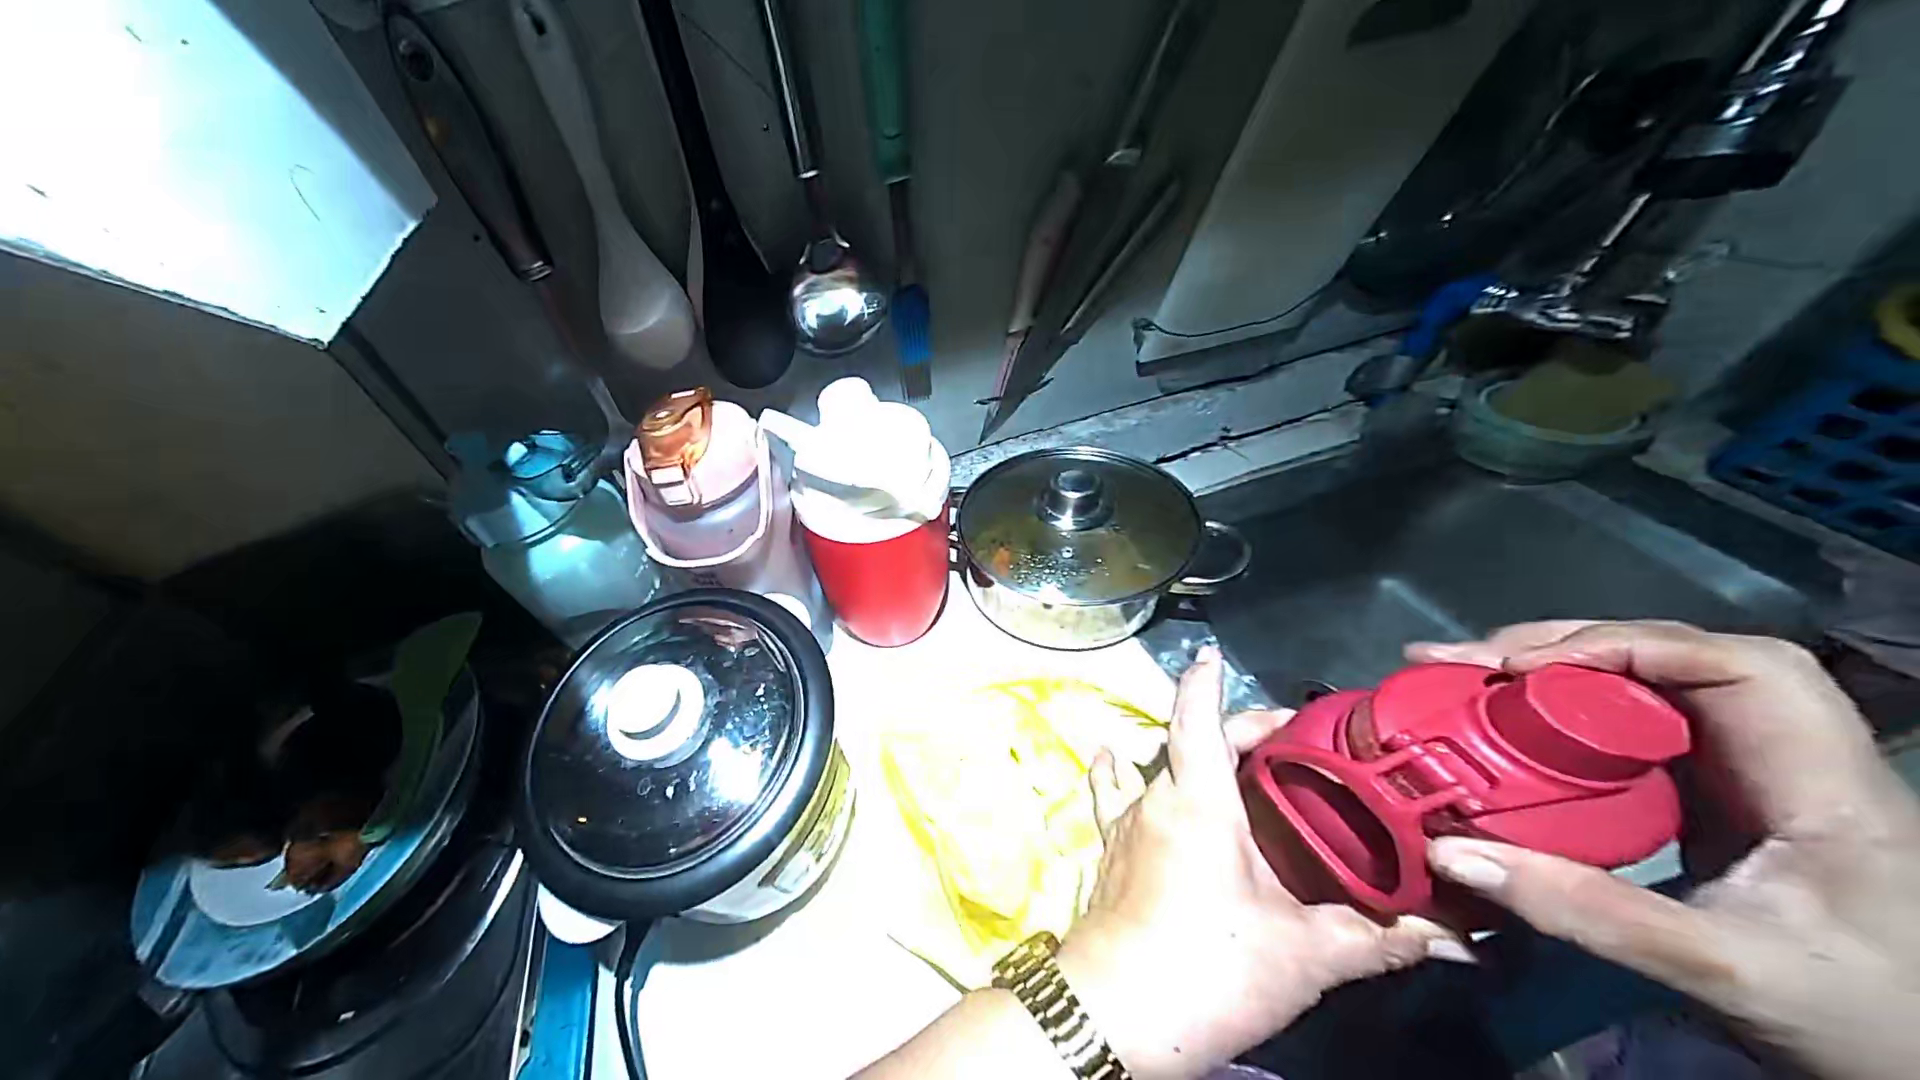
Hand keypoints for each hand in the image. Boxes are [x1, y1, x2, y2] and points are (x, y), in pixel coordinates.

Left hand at [1056, 648, 1449, 1079]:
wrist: (1117, 1013)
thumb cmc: (1211, 967)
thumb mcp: (1304, 954)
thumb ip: (1378, 938)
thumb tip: (1458, 939)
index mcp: (1199, 801)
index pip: (1198, 721)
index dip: (1205, 683)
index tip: (1212, 655)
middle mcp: (1156, 798)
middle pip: (1190, 741)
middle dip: (1231, 728)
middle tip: (1280, 736)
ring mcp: (1127, 823)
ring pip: (1158, 767)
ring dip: (1189, 754)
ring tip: (1221, 755)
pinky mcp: (1112, 851)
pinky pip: (1114, 797)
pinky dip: (1117, 774)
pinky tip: (1110, 757)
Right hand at [1410, 621, 1919, 1079]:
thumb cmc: (1857, 1016)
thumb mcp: (1726, 975)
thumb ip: (1592, 914)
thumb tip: (1449, 854)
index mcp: (1820, 784)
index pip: (1736, 666)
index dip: (1623, 645)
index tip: (1522, 667)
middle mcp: (1786, 751)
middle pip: (1678, 655)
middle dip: (1565, 644)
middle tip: (1472, 660)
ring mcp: (1746, 764)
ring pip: (1650, 677)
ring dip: (1558, 663)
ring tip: (1477, 672)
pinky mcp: (1710, 783)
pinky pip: (1630, 714)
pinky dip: (1566, 700)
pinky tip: (1518, 714)